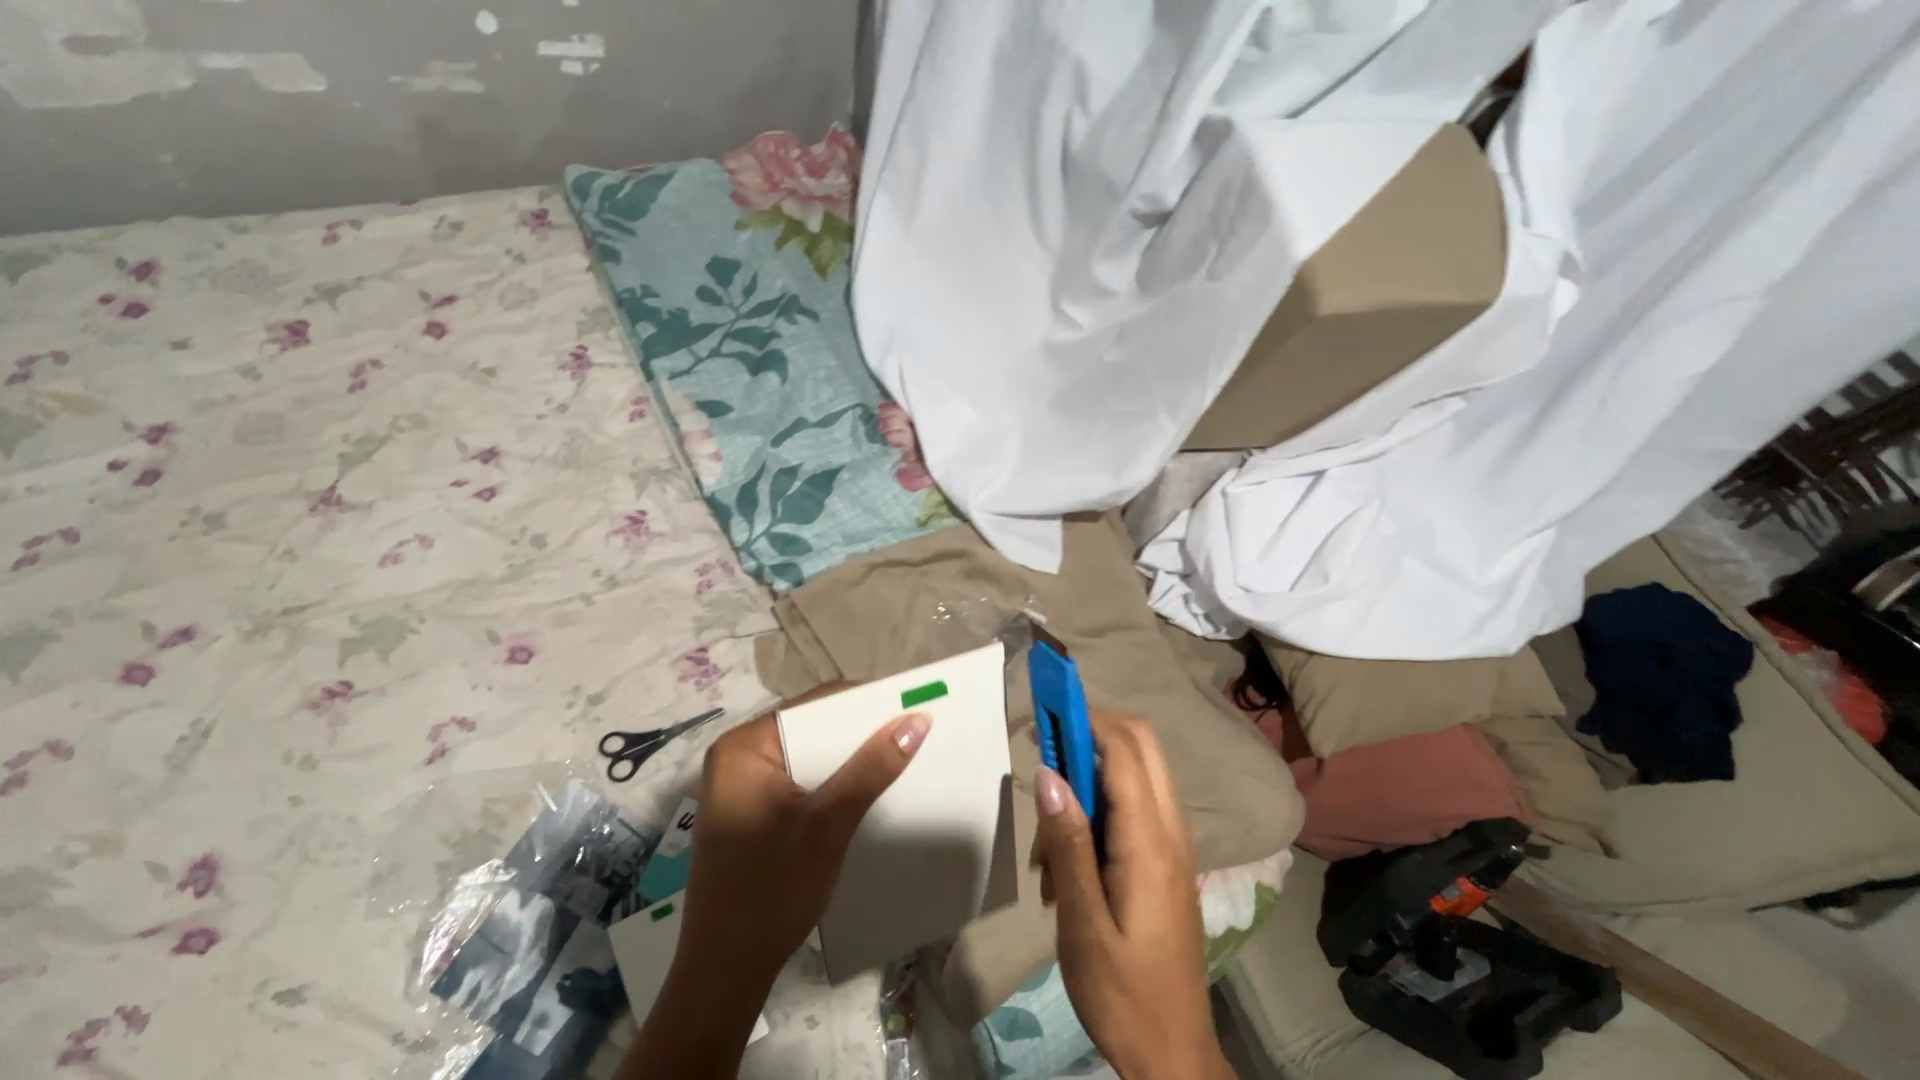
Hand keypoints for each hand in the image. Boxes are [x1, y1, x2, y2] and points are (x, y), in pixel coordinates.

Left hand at [623, 704, 929, 1079]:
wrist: (725, 971)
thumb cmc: (770, 891)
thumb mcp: (827, 825)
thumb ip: (870, 769)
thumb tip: (916, 720)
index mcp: (743, 747)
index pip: (813, 706)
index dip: (864, 705)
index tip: (913, 710)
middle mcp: (739, 758)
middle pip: (811, 730)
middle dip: (861, 736)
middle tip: (915, 737)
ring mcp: (743, 788)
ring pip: (809, 758)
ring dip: (850, 763)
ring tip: (900, 762)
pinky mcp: (753, 814)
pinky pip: (801, 784)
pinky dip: (833, 787)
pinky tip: (867, 795)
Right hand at [1033, 710, 1232, 1079]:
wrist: (1173, 1050)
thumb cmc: (1122, 991)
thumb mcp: (1083, 923)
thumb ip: (1068, 844)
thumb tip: (1048, 773)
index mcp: (1150, 842)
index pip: (1124, 750)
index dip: (1085, 719)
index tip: (1042, 713)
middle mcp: (1171, 831)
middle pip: (1142, 747)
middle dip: (1093, 730)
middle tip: (1044, 748)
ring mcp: (1174, 846)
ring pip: (1137, 776)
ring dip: (1092, 779)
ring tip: (1048, 843)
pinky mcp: (1167, 863)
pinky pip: (1136, 810)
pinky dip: (1101, 811)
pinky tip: (1067, 865)